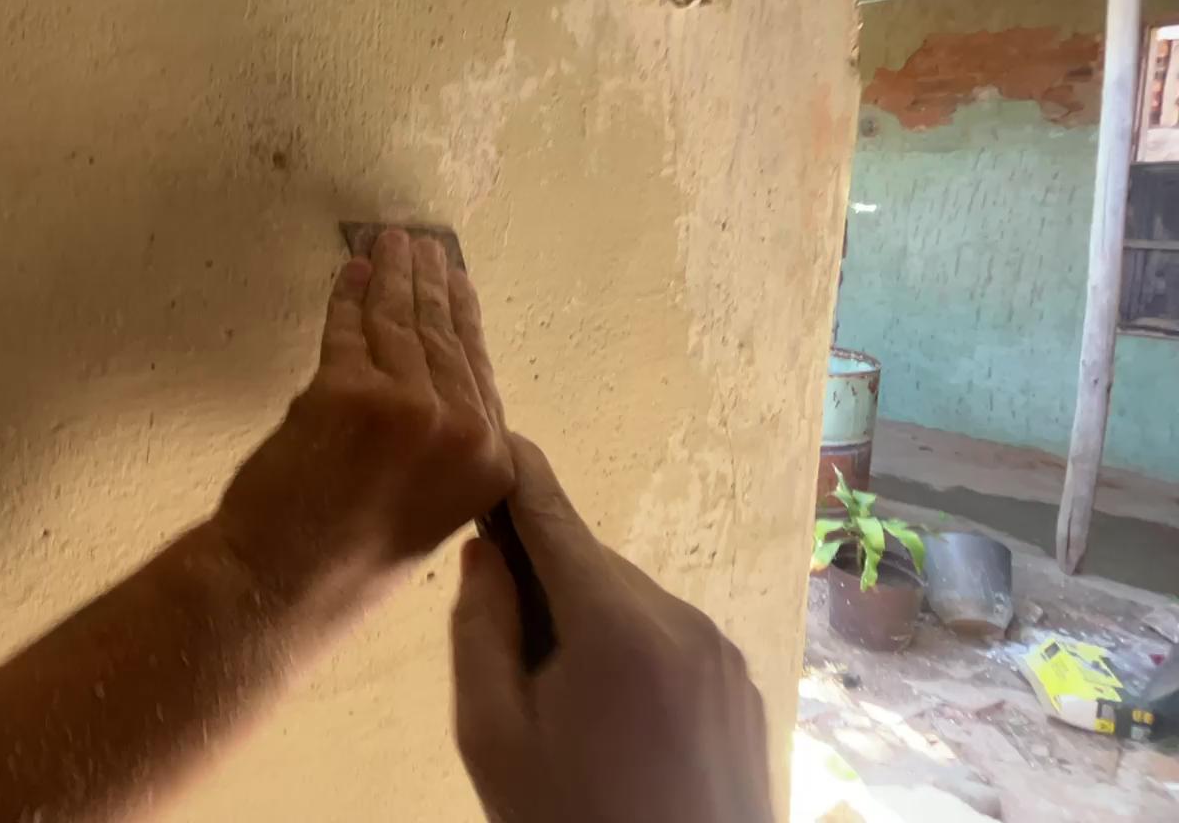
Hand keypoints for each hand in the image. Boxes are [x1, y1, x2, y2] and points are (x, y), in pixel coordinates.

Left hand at [213, 229, 512, 616]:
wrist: (284, 584)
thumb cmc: (349, 555)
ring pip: (398, 322)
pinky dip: (346, 296)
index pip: (477, 367)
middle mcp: (460, 428)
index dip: (463, 317)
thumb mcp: (425, 502)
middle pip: (441, 334)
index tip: (457, 280)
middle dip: (429, 282)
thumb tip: (430, 376)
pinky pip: (347, 328)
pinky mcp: (347, 390)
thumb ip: (440, 441)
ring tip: (390, 241)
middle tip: (423, 242)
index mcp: (491, 464)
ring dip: (391, 274)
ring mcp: (406, 406)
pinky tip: (352, 271)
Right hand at [450, 435, 769, 822]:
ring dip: (578, 605)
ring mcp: (719, 651)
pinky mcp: (739, 682)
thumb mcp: (490, 731)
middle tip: (499, 625)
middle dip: (537, 566)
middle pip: (584, 557)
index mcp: (615, 625)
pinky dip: (620, 634)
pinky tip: (607, 703)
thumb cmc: (566, 819)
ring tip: (555, 681)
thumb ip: (479, 625)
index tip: (492, 434)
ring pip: (621, 591)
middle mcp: (679, 619)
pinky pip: (660, 627)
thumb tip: (486, 552)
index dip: (517, 469)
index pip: (552, 514)